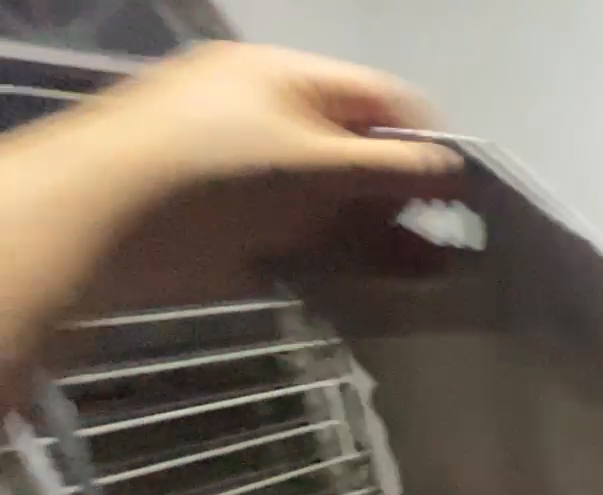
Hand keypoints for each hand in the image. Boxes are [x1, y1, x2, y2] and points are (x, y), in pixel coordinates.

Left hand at [0, 43, 463, 403]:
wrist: (110, 231)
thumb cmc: (220, 177)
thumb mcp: (321, 164)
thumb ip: (401, 168)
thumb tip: (462, 172)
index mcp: (291, 81)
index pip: (387, 100)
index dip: (432, 140)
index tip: (466, 189)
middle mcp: (286, 120)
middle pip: (377, 154)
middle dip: (417, 195)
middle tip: (450, 233)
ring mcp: (276, 172)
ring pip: (360, 200)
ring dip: (402, 231)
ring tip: (441, 268)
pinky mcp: (268, 218)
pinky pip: (338, 231)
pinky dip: (372, 253)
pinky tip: (406, 278)